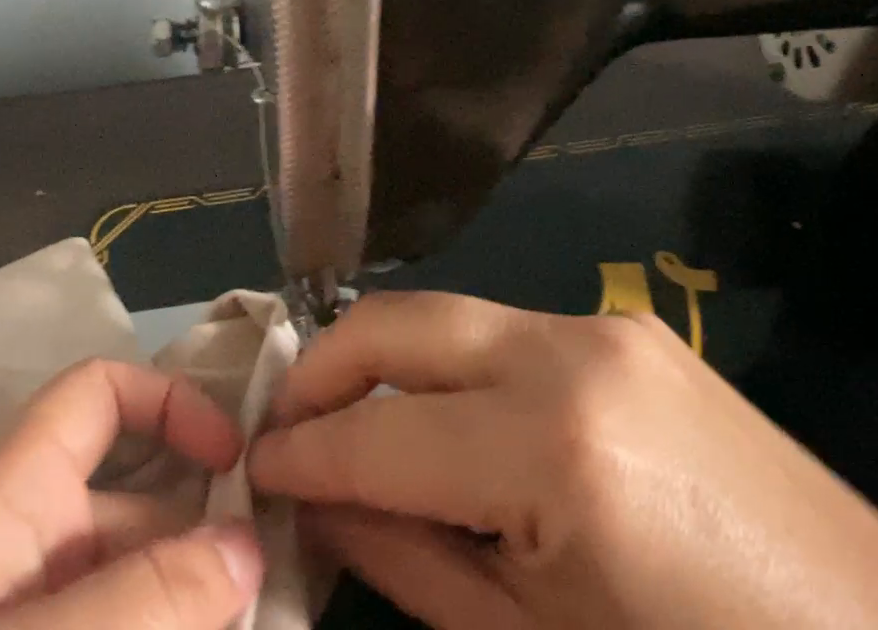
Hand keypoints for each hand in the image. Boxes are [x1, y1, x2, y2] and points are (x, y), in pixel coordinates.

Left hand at [0, 358, 263, 629]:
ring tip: (258, 622)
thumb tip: (247, 547)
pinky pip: (107, 620)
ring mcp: (23, 604)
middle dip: (210, 540)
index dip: (172, 403)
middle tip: (282, 594)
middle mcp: (21, 537)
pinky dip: (157, 629)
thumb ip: (139, 598)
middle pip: (138, 505)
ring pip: (132, 581)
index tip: (238, 461)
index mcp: (10, 493)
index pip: (97, 393)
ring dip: (190, 604)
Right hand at [247, 292, 877, 629]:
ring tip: (347, 427)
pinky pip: (499, 335)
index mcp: (552, 450)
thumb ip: (402, 560)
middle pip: (395, 323)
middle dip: (319, 370)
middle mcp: (571, 353)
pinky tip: (439, 426)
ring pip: (442, 318)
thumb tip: (313, 504)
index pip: (378, 435)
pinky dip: (444, 370)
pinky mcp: (627, 329)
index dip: (300, 455)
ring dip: (378, 366)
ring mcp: (605, 327)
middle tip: (282, 426)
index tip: (250, 467)